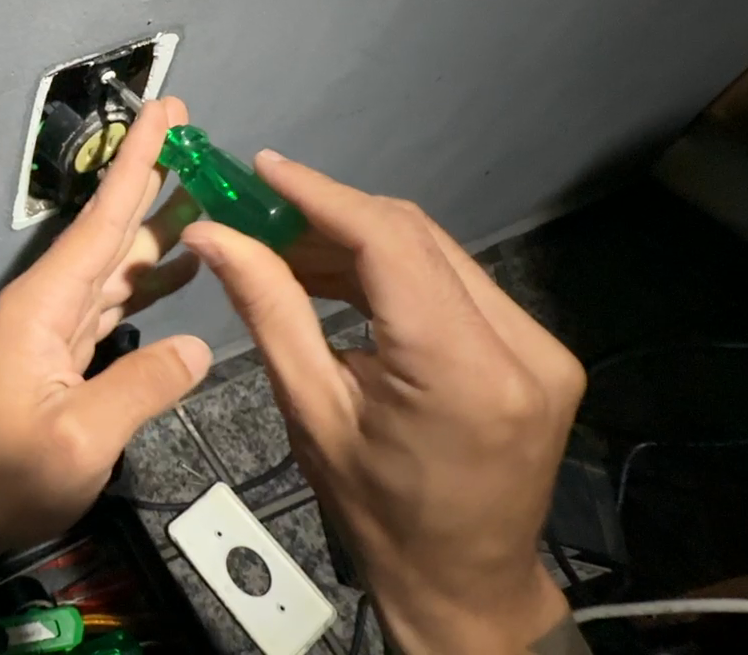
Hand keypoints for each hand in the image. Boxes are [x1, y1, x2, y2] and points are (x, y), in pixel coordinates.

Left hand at [0, 97, 211, 582]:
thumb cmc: (8, 475)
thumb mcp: (81, 439)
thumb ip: (142, 385)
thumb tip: (201, 345)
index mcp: (45, 304)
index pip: (100, 221)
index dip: (136, 164)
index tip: (163, 113)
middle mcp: (48, 300)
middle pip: (107, 228)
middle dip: (147, 176)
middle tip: (186, 128)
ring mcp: (54, 325)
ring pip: (114, 261)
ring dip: (154, 225)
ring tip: (200, 191)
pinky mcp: (62, 350)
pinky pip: (112, 300)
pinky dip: (146, 279)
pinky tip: (178, 269)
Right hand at [182, 153, 584, 653]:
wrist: (462, 579)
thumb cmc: (372, 505)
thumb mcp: (307, 405)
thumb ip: (265, 307)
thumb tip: (208, 234)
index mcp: (462, 369)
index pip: (390, 243)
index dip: (320, 195)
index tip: (261, 168)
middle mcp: (521, 345)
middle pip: (414, 236)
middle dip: (327, 212)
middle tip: (255, 210)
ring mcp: (538, 344)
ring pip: (431, 250)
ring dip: (351, 238)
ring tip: (280, 246)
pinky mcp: (533, 349)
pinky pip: (447, 279)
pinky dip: (382, 266)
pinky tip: (329, 275)